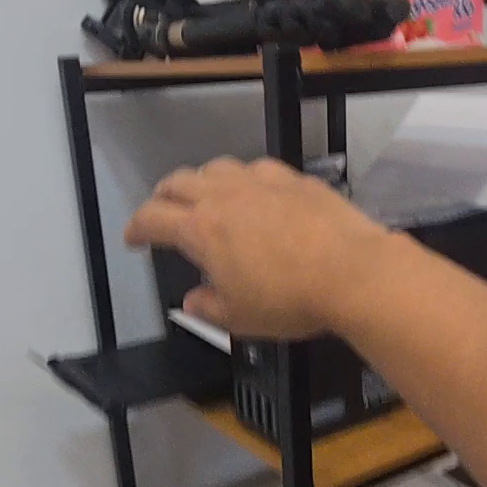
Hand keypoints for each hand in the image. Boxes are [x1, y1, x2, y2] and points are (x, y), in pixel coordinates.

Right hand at [123, 157, 398, 338]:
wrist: (353, 272)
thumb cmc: (293, 298)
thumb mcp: (240, 319)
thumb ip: (208, 308)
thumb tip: (194, 302)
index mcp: (202, 230)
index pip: (152, 218)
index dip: (135, 227)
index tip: (132, 236)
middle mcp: (226, 196)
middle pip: (178, 182)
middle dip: (162, 197)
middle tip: (161, 212)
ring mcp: (262, 182)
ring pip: (216, 167)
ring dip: (201, 181)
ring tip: (204, 197)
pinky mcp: (295, 179)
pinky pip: (258, 169)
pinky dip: (244, 180)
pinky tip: (255, 193)